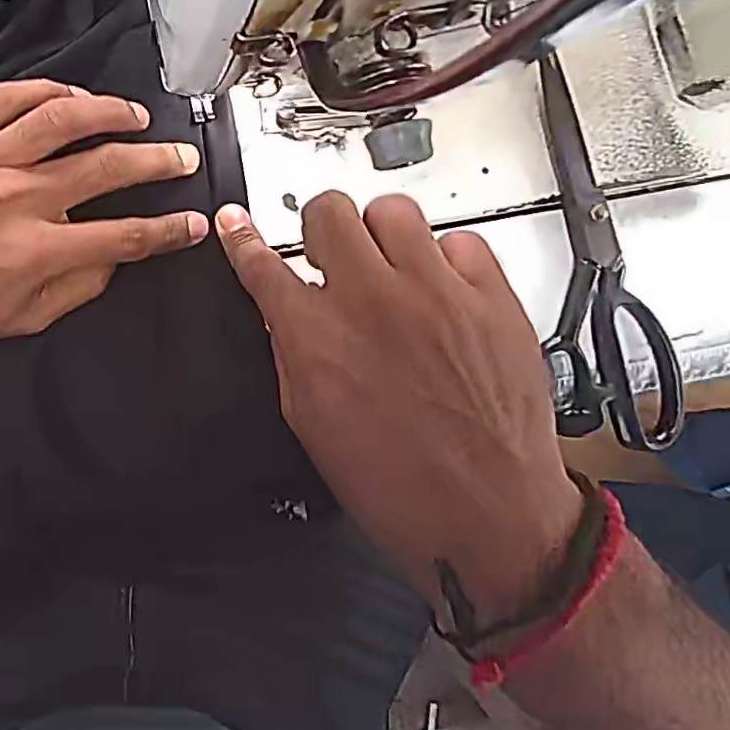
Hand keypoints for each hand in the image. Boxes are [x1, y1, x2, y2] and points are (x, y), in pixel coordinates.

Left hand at [0, 80, 207, 384]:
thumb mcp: (22, 319)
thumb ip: (78, 288)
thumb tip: (114, 258)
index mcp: (35, 250)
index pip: (124, 234)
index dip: (169, 230)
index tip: (193, 224)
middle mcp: (16, 199)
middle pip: (106, 166)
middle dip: (158, 162)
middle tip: (182, 158)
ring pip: (60, 119)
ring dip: (108, 111)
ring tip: (136, 116)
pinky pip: (3, 99)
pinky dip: (42, 90)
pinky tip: (67, 96)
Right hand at [215, 192, 580, 622]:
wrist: (489, 519)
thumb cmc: (399, 486)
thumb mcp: (310, 422)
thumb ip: (290, 354)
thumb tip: (281, 314)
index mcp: (317, 338)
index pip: (261, 263)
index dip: (242, 237)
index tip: (237, 223)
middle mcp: (372, 304)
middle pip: (330, 211)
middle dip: (319, 226)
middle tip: (329, 251)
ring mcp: (436, 295)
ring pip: (394, 209)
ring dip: (379, 234)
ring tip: (387, 265)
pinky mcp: (492, 301)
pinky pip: (462, 241)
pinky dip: (444, 258)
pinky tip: (439, 288)